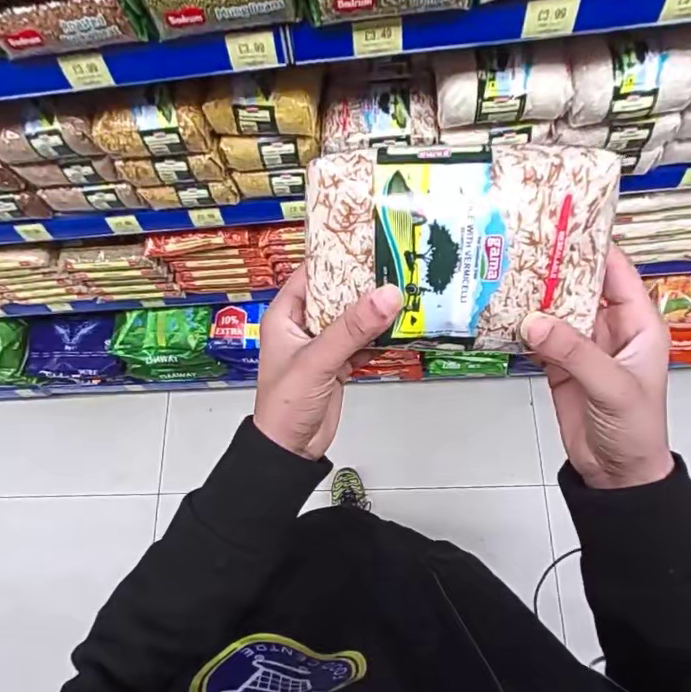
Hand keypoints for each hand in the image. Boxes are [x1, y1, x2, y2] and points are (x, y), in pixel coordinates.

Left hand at [256, 267, 403, 459]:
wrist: (291, 449)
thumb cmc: (285, 405)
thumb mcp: (317, 361)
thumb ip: (351, 329)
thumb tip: (386, 296)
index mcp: (286, 315)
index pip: (313, 273)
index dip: (338, 256)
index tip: (369, 242)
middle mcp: (305, 325)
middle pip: (339, 293)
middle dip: (366, 283)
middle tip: (397, 265)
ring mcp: (324, 344)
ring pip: (354, 317)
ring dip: (376, 310)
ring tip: (406, 291)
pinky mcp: (340, 362)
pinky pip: (363, 341)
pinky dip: (380, 336)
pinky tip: (400, 327)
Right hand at [522, 246, 673, 489]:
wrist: (617, 473)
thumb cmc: (637, 431)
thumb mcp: (613, 387)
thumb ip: (576, 352)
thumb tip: (536, 322)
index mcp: (638, 324)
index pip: (617, 273)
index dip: (594, 246)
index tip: (566, 224)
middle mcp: (610, 329)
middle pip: (580, 286)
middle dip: (555, 267)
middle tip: (525, 244)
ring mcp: (583, 346)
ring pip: (556, 310)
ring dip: (535, 297)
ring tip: (507, 273)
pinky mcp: (561, 365)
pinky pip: (540, 338)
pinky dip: (523, 328)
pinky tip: (505, 314)